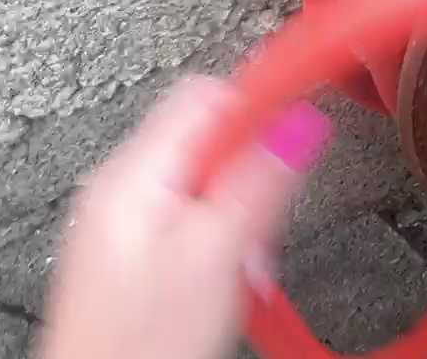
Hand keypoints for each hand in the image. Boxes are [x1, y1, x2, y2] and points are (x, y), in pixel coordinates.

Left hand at [37, 77, 331, 358]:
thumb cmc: (139, 350)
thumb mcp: (216, 255)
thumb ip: (260, 180)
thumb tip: (302, 122)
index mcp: (133, 175)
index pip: (205, 93)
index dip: (257, 103)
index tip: (294, 126)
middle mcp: (123, 184)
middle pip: (211, 130)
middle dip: (252, 163)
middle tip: (263, 212)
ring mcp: (127, 215)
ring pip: (209, 168)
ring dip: (242, 200)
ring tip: (245, 254)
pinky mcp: (137, 243)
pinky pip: (197, 203)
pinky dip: (224, 224)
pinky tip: (227, 265)